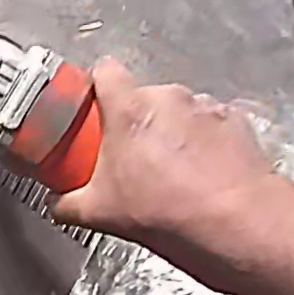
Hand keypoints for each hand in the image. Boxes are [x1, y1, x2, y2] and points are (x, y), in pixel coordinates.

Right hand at [52, 58, 293, 294]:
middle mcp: (169, 99)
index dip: (93, 87)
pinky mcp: (234, 124)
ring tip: (159, 176)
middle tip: (120, 162)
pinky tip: (190, 178)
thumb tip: (58, 205)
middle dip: (128, 126)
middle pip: (139, 99)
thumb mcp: (96, 213)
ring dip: (163, 137)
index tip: (88, 110)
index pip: (104, 72)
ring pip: (173, 114)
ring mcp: (205, 109)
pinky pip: (204, 129)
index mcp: (129, 110)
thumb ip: (67, 203)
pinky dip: (195, 147)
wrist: (230, 222)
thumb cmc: (165, 209)